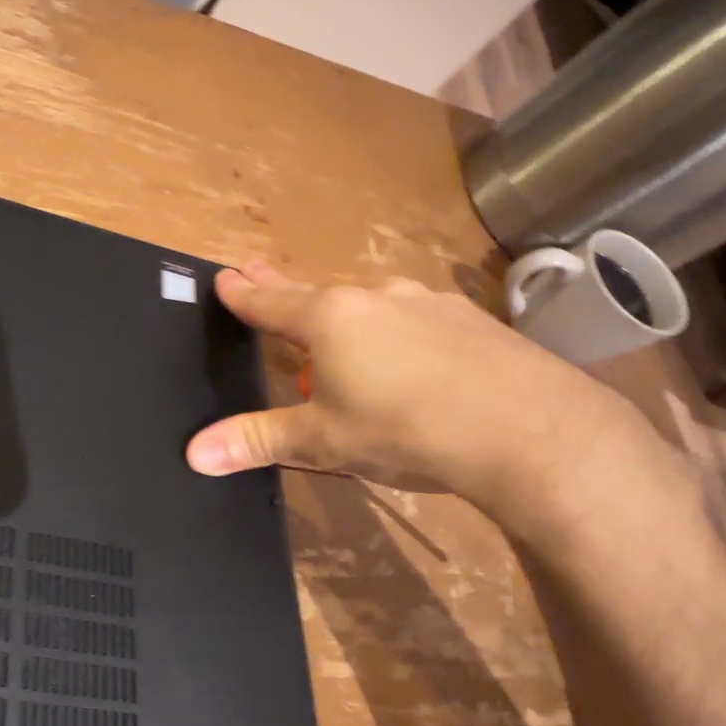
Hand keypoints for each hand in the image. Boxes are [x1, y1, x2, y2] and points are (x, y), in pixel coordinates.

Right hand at [184, 264, 674, 522]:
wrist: (532, 432)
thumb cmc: (406, 430)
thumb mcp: (322, 441)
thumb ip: (257, 440)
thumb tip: (192, 455)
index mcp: (329, 319)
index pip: (269, 302)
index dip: (242, 293)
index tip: (223, 275)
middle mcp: (374, 298)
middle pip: (314, 292)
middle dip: (281, 286)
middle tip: (255, 270)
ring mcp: (427, 303)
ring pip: (367, 304)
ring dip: (341, 312)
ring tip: (331, 328)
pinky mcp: (469, 321)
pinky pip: (410, 318)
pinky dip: (390, 330)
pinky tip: (402, 354)